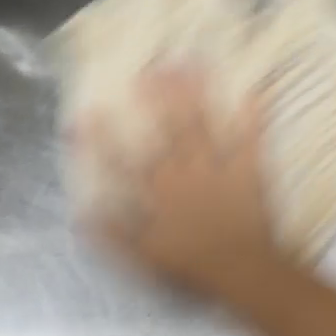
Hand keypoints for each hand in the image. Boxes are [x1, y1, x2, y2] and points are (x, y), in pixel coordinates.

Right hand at [82, 66, 283, 298]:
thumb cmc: (193, 269)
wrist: (243, 274)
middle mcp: (184, 174)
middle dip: (157, 96)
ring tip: (190, 62)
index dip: (102, 138)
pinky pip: (251, 137)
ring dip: (196, 93)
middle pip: (167, 129)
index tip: (87, 113)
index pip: (122, 161)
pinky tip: (255, 87)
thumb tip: (80, 215)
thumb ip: (112, 236)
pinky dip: (255, 113)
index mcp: (156, 195)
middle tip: (149, 66)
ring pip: (202, 124)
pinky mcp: (249, 170)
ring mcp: (218, 168)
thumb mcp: (143, 261)